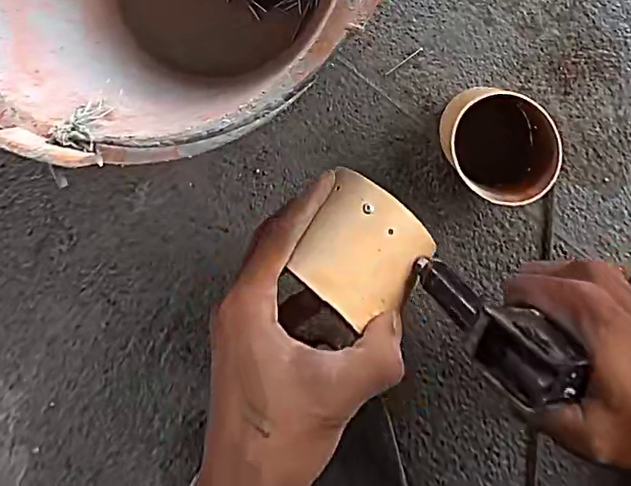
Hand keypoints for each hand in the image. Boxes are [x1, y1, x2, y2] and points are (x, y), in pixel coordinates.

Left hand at [199, 172, 406, 485]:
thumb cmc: (268, 447)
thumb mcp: (337, 393)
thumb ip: (378, 355)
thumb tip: (393, 328)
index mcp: (248, 307)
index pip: (278, 236)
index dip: (306, 203)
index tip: (325, 183)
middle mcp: (236, 310)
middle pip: (269, 243)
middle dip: (302, 217)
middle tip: (328, 201)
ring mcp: (237, 327)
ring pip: (269, 268)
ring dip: (300, 250)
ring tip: (330, 242)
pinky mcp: (246, 344)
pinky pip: (274, 295)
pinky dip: (301, 285)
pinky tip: (327, 300)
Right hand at [504, 260, 630, 468]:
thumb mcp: (595, 433)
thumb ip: (548, 418)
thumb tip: (525, 403)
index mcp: (582, 303)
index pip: (519, 285)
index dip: (505, 313)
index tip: (508, 335)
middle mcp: (593, 280)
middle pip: (531, 273)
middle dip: (523, 303)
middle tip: (528, 338)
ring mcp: (608, 278)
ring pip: (551, 270)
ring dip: (542, 296)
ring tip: (547, 332)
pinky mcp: (619, 284)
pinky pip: (573, 274)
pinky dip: (564, 292)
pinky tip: (570, 323)